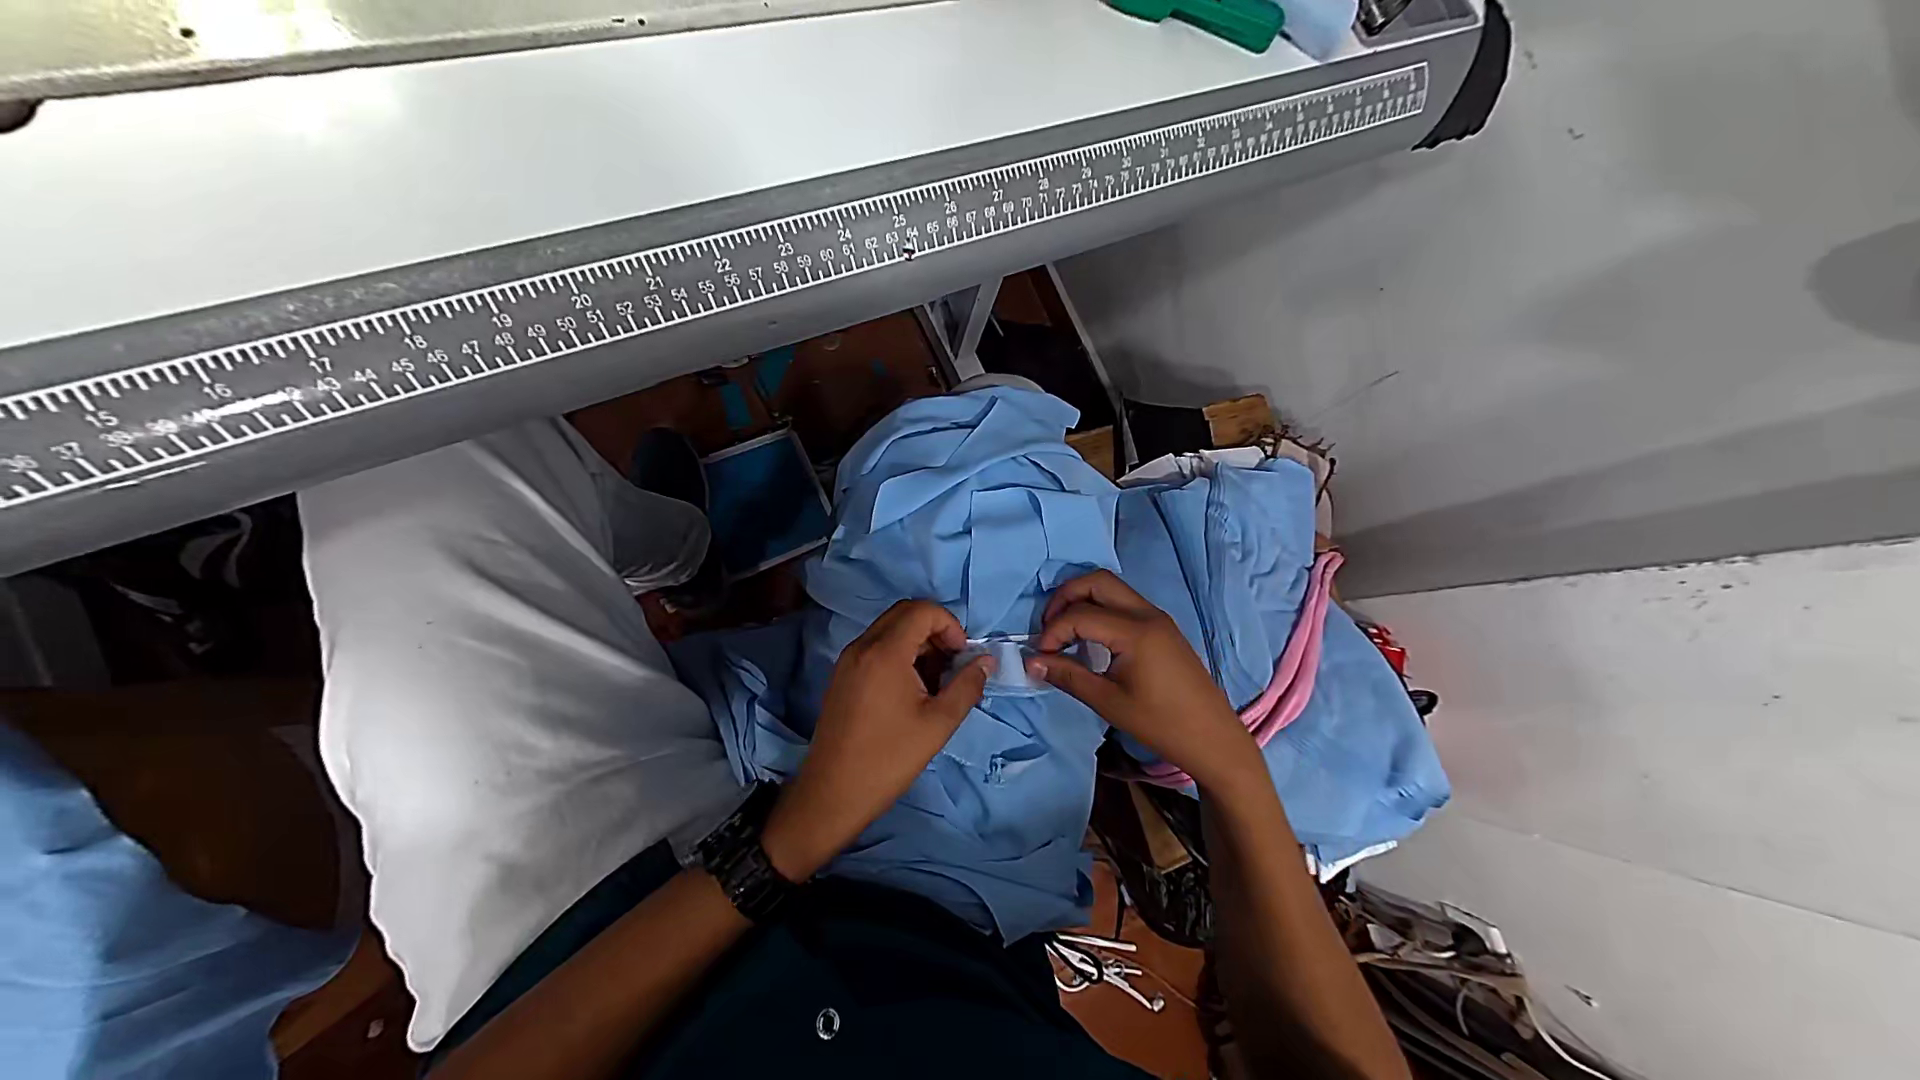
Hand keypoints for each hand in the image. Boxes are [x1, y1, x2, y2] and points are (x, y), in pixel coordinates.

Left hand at [761, 600, 990, 880]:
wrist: (834, 792)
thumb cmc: (889, 758)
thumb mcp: (938, 723)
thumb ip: (967, 685)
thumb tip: (985, 661)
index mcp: (884, 652)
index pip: (922, 610)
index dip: (950, 626)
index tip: (961, 657)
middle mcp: (862, 646)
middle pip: (905, 613)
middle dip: (935, 630)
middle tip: (951, 664)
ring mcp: (848, 659)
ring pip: (890, 629)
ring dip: (918, 642)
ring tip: (934, 682)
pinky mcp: (843, 675)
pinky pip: (876, 646)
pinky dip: (899, 653)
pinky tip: (911, 690)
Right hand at [1030, 570, 1263, 792]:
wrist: (1213, 738)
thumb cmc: (1160, 723)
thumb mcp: (1108, 702)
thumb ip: (1068, 675)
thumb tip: (1031, 661)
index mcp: (1135, 632)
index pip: (1080, 615)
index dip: (1053, 632)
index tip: (1041, 656)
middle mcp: (1147, 613)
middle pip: (1097, 581)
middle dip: (1065, 597)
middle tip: (1048, 627)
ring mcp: (1158, 617)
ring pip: (1112, 587)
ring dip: (1082, 599)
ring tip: (1064, 631)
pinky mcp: (1162, 626)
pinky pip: (1124, 601)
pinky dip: (1100, 607)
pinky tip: (1089, 637)